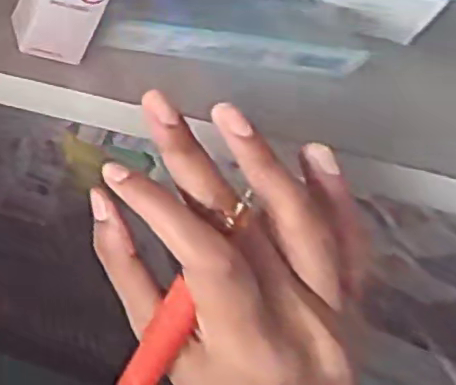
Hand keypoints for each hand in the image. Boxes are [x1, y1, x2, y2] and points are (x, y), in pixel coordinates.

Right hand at [91, 91, 367, 384]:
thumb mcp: (162, 349)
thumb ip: (128, 271)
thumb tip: (102, 201)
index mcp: (249, 340)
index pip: (205, 254)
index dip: (156, 206)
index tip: (114, 171)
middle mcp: (302, 321)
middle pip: (245, 223)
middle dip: (190, 156)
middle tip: (157, 105)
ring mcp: (336, 308)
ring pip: (302, 222)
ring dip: (261, 160)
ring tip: (225, 112)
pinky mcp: (353, 300)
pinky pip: (352, 244)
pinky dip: (335, 194)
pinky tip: (313, 150)